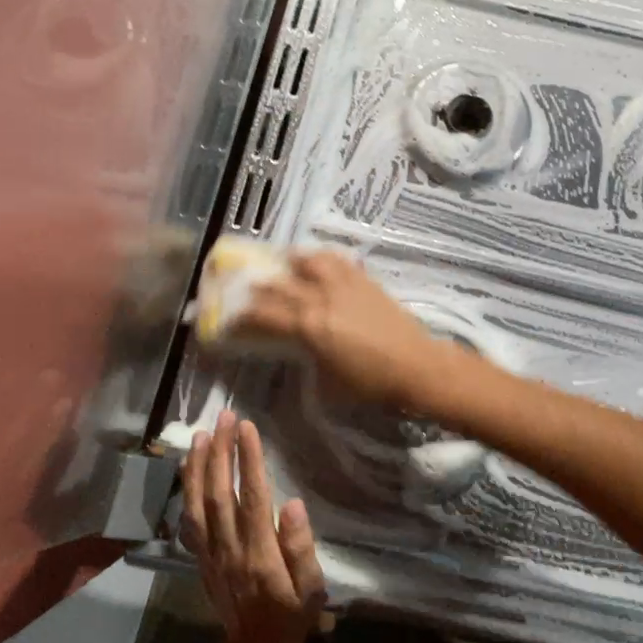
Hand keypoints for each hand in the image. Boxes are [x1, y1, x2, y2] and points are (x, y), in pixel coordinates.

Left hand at [181, 411, 325, 642]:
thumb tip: (293, 503)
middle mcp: (230, 549)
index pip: (252, 497)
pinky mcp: (201, 558)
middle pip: (220, 492)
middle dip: (220, 451)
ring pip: (197, 503)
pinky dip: (185, 492)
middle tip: (225, 417)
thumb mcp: (312, 586)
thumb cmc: (293, 613)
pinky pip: (188, 521)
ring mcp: (211, 553)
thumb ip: (301, 546)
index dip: (248, 460)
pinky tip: (187, 469)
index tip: (247, 427)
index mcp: (260, 553)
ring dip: (197, 466)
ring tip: (201, 434)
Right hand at [237, 250, 461, 407]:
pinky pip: (338, 260)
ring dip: (290, 261)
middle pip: (280, 284)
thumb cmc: (372, 385)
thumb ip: (306, 362)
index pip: (263, 315)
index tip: (226, 319)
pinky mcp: (365, 280)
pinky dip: (322, 258)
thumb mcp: (327, 384)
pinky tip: (318, 261)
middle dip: (256, 287)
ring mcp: (345, 284)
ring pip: (309, 260)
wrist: (417, 367)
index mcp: (309, 326)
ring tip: (281, 261)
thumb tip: (296, 352)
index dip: (240, 317)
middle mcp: (322, 297)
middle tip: (242, 287)